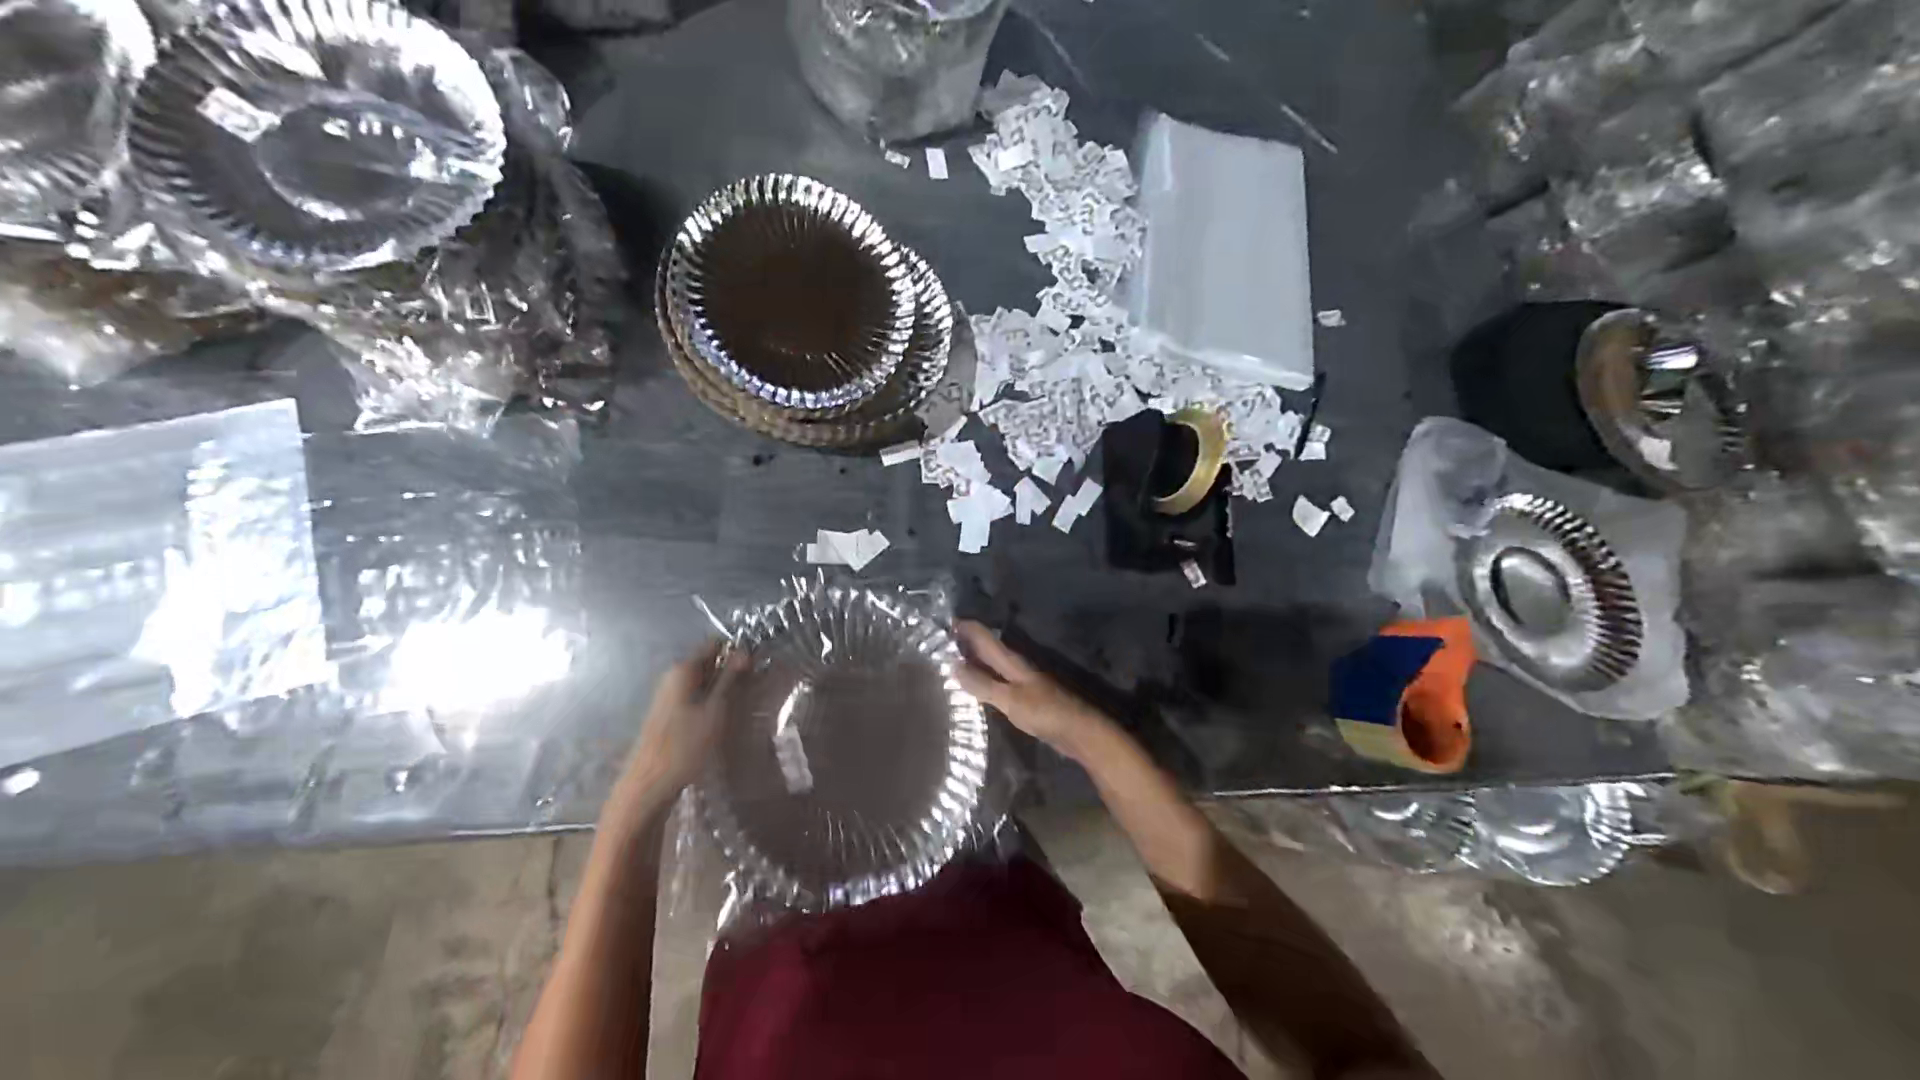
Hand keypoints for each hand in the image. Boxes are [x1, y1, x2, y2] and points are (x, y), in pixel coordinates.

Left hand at [604, 640, 746, 828]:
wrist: (649, 785)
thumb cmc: (685, 745)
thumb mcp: (715, 710)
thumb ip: (730, 679)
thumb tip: (745, 651)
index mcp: (683, 669)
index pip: (714, 644)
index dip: (737, 650)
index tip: (758, 664)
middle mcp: (673, 676)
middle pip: (709, 661)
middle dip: (732, 670)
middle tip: (756, 685)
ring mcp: (669, 695)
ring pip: (704, 681)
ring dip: (723, 688)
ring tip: (744, 702)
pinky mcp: (669, 713)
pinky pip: (696, 696)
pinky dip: (712, 701)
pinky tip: (724, 717)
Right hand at [955, 620, 1113, 759]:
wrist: (1079, 732)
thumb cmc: (1046, 712)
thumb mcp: (1010, 699)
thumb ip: (982, 683)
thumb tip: (953, 664)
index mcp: (1012, 661)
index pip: (983, 636)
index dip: (964, 627)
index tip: (940, 622)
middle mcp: (1015, 666)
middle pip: (986, 648)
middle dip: (964, 642)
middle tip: (936, 641)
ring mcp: (1020, 681)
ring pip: (990, 664)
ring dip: (971, 661)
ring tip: (947, 661)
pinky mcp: (1023, 698)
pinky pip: (996, 681)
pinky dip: (981, 679)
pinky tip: (971, 688)